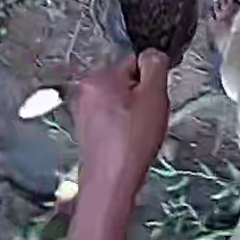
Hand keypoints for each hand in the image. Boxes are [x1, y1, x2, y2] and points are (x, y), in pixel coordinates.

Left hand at [70, 49, 170, 202]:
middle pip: (127, 79)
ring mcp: (84, 110)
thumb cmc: (132, 140)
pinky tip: (129, 140)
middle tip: (147, 116)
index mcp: (99, 76)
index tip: (153, 99)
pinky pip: (112, 115)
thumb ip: (155, 65)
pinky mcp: (86, 128)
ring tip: (138, 131)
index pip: (135, 61)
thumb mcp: (154, 96)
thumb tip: (152, 53)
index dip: (150, 79)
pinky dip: (123, 124)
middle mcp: (86, 89)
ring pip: (121, 98)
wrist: (110, 185)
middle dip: (141, 94)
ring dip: (133, 110)